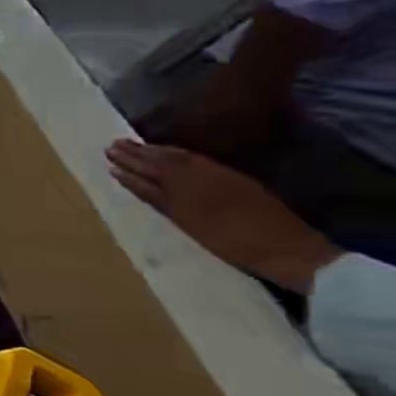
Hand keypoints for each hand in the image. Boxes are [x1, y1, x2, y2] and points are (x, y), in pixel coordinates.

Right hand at [106, 139, 342, 292]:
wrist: (288, 250)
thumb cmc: (231, 244)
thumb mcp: (186, 223)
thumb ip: (155, 197)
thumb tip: (125, 176)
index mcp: (181, 189)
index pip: (147, 171)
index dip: (127, 164)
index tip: (108, 156)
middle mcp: (196, 177)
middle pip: (161, 161)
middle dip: (136, 153)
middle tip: (113, 144)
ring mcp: (217, 176)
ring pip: (178, 158)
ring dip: (155, 151)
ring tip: (134, 145)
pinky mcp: (234, 179)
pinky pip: (197, 159)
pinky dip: (178, 154)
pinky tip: (170, 154)